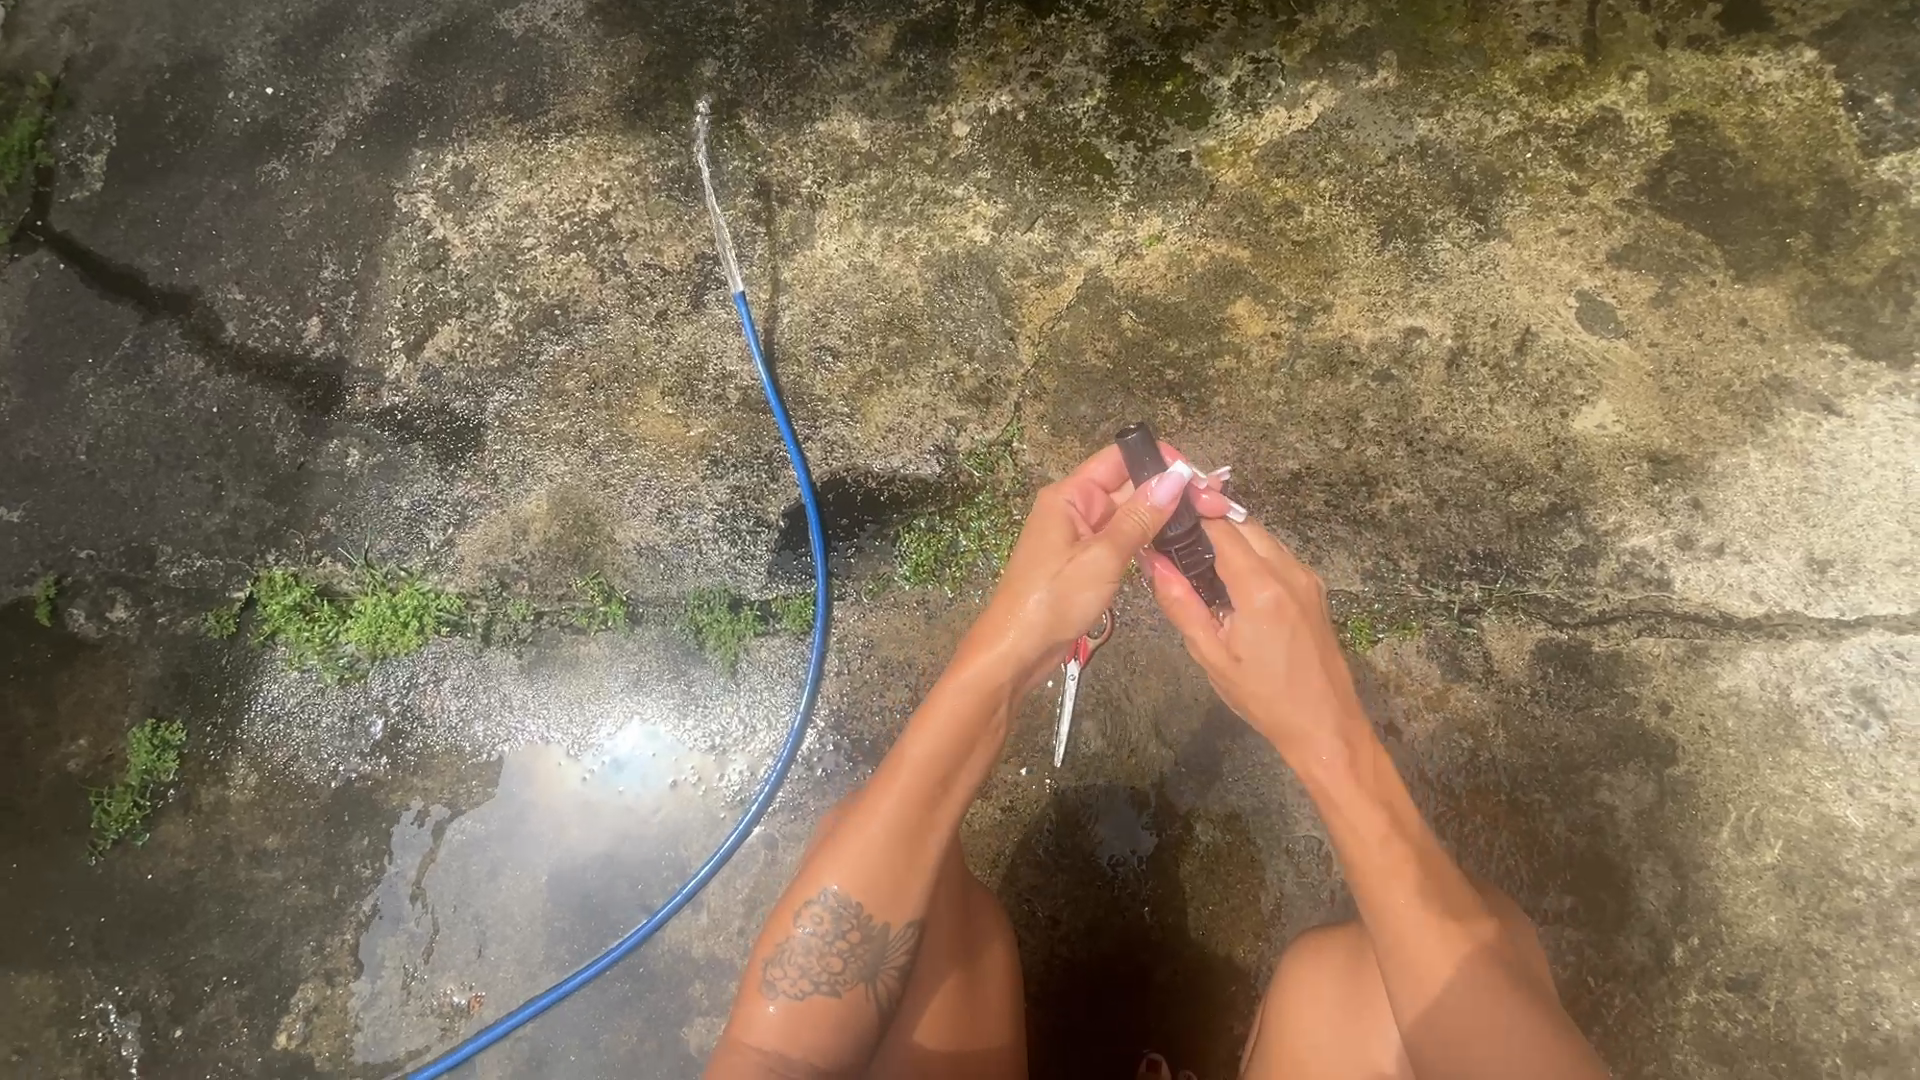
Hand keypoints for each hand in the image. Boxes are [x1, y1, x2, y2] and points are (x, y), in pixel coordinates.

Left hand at [953, 442, 1236, 695]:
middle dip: (1168, 490)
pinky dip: (1146, 539)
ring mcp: (1080, 534)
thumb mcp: (1102, 557)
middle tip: (1215, 504)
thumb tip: (1175, 478)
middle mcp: (1075, 507)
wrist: (1018, 648)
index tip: (1197, 476)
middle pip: (1128, 485)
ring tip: (1205, 520)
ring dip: (1162, 516)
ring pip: (1128, 513)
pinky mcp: (1086, 559)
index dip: (1158, 459)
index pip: (1118, 458)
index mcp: (1070, 495)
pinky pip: (1121, 538)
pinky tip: (1176, 544)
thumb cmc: (1054, 599)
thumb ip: (1140, 518)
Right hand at [1147, 515, 1369, 759]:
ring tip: (1196, 557)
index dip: (1192, 513)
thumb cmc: (1263, 697)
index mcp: (1260, 588)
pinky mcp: (1313, 589)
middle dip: (1209, 522)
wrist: (1325, 726)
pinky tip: (1228, 577)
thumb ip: (1180, 603)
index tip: (1164, 514)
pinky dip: (1250, 553)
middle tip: (1174, 537)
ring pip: (1262, 536)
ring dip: (1231, 536)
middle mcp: (1288, 572)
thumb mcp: (1210, 655)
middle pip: (1244, 524)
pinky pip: (1276, 554)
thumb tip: (1152, 561)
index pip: (1221, 528)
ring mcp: (1306, 578)